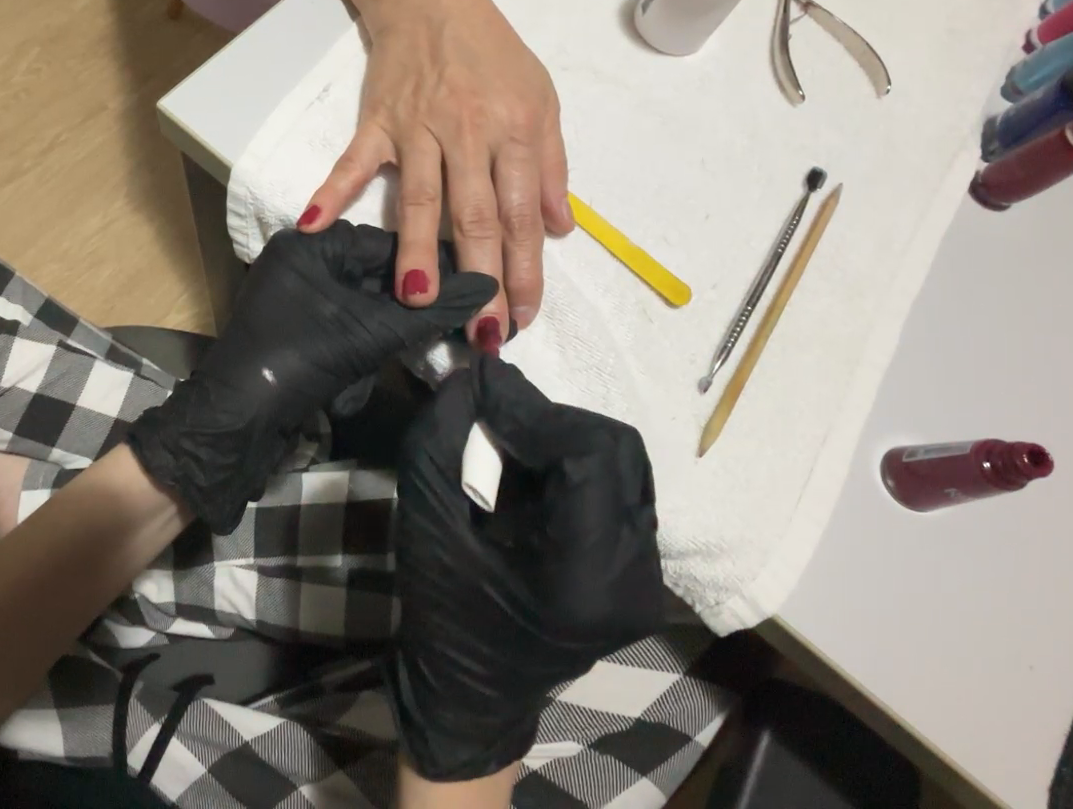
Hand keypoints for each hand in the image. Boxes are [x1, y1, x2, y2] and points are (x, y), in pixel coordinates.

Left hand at [126, 223, 494, 533]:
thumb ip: (429, 311)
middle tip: (455, 306)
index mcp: (307, 242)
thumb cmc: (301, 357)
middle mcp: (297, 257)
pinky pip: (342, 312)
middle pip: (370, 267)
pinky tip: (401, 338)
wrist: (241, 416)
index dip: (425, 262)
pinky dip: (370, 325)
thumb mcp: (371, 332)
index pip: (381, 241)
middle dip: (410, 289)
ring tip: (435, 324)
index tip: (466, 280)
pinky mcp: (292, 322)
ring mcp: (292, 291)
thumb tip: (485, 289)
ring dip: (393, 310)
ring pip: (358, 292)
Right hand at [309, 0, 572, 348]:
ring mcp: (417, 129)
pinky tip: (313, 226)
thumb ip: (550, 167)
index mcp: (514, 130)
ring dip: (418, 251)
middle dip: (480, 278)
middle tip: (480, 333)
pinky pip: (353, 161)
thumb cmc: (493, 55)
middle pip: (474, 215)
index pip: (521, 212)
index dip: (524, 268)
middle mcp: (468, 133)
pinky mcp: (376, 123)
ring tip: (416, 302)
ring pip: (420, 198)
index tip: (522, 315)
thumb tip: (560, 229)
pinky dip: (332, 191)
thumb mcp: (541, 100)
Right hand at [388, 355, 665, 780]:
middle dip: (550, 419)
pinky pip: (618, 486)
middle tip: (493, 416)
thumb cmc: (441, 620)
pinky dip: (571, 462)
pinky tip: (529, 471)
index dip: (534, 411)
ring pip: (622, 462)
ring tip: (507, 441)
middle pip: (617, 450)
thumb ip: (438, 444)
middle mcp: (636, 577)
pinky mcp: (639, 570)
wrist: (471, 696)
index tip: (481, 392)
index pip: (589, 456)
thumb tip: (468, 376)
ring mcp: (647, 576)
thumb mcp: (425, 528)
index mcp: (586, 579)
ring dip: (562, 437)